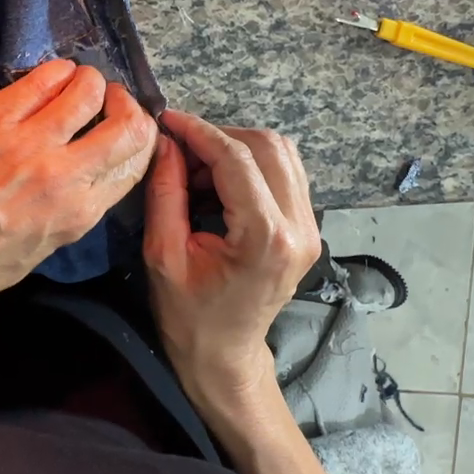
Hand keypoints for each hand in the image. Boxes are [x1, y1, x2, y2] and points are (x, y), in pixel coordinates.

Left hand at [0, 59, 158, 330]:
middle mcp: (62, 175)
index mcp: (75, 217)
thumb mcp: (32, 258)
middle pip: (128, 124)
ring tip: (74, 86)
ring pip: (87, 88)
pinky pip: (43, 76)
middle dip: (124, 106)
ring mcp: (27, 140)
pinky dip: (55, 72)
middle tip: (108, 102)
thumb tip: (81, 182)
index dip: (138, 140)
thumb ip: (66, 218)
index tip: (122, 128)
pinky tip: (48, 78)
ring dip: (88, 82)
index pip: (135, 163)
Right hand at [144, 111, 321, 407]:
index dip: (199, 131)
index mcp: (263, 237)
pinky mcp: (309, 228)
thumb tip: (167, 142)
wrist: (224, 354)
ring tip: (198, 168)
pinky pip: (286, 172)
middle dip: (218, 136)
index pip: (236, 159)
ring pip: (282, 153)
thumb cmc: (187, 313)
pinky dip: (251, 163)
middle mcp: (298, 227)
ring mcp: (311, 227)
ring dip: (236, 147)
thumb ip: (165, 192)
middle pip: (267, 146)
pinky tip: (220, 181)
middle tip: (180, 150)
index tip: (167, 119)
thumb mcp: (162, 253)